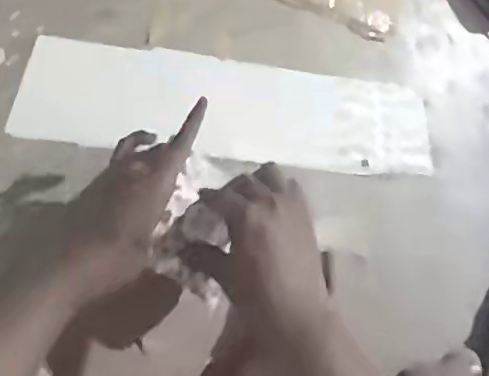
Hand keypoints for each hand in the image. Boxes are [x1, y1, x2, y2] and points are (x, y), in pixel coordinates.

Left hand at [56, 98, 206, 300]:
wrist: (62, 267)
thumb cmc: (113, 262)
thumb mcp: (147, 254)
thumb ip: (160, 233)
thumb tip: (167, 223)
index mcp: (154, 182)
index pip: (179, 145)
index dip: (192, 122)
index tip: (201, 101)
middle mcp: (135, 170)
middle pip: (159, 149)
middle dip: (172, 152)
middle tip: (181, 170)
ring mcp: (112, 174)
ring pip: (139, 152)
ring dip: (151, 154)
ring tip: (157, 166)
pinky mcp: (95, 184)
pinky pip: (120, 161)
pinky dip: (131, 161)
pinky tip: (131, 183)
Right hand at [192, 165, 336, 345]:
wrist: (300, 316)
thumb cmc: (259, 300)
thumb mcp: (226, 278)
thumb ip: (204, 256)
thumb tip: (183, 246)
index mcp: (247, 214)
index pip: (220, 196)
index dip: (206, 199)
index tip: (198, 205)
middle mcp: (269, 199)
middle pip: (243, 181)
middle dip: (228, 190)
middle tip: (220, 207)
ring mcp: (290, 202)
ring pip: (269, 173)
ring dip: (255, 181)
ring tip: (247, 200)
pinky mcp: (305, 210)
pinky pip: (289, 185)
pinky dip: (277, 188)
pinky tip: (271, 207)